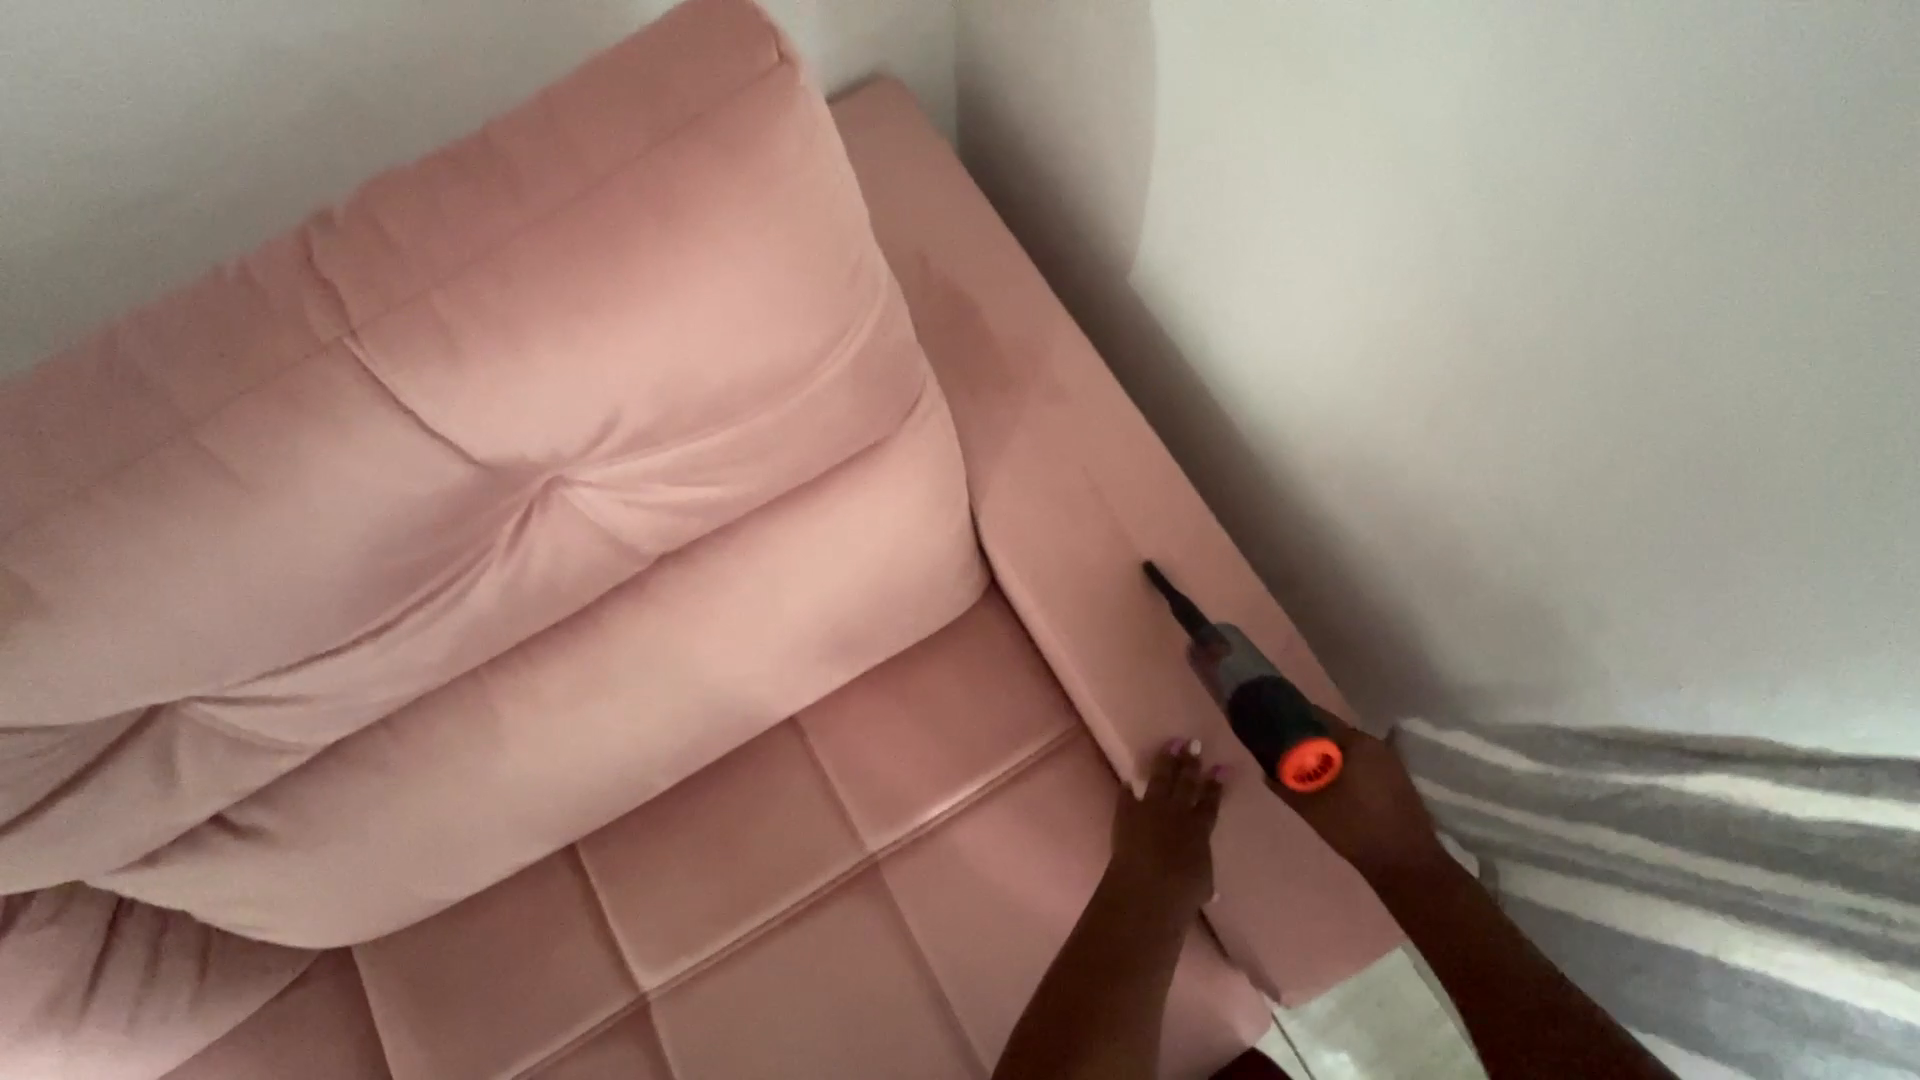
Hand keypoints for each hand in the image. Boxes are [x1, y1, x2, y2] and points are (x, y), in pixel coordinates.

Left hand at [1106, 739, 1223, 921]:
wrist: (1148, 886)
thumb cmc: (1182, 892)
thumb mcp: (1202, 885)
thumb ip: (1203, 878)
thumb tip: (1209, 890)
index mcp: (1199, 828)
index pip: (1210, 801)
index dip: (1216, 783)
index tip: (1221, 766)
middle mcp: (1177, 812)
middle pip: (1186, 782)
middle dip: (1191, 762)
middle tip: (1194, 743)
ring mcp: (1150, 809)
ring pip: (1161, 779)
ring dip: (1166, 760)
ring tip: (1171, 744)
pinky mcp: (1126, 813)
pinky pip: (1126, 797)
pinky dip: (1127, 789)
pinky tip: (1127, 779)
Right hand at [1268, 708, 1451, 884]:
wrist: (1407, 865)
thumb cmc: (1356, 828)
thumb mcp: (1310, 807)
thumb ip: (1284, 785)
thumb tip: (1266, 771)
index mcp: (1356, 741)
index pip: (1316, 717)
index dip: (1291, 721)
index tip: (1271, 730)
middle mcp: (1376, 744)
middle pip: (1332, 733)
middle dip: (1308, 742)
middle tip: (1284, 755)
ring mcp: (1390, 762)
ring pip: (1347, 750)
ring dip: (1326, 758)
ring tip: (1303, 772)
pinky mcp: (1396, 780)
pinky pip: (1362, 764)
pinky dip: (1344, 769)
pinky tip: (1331, 787)